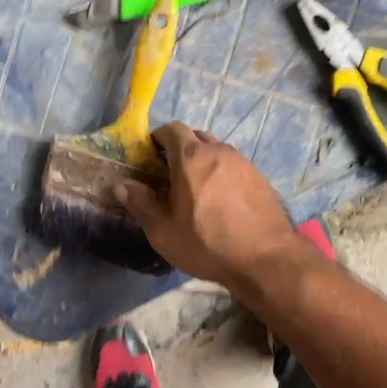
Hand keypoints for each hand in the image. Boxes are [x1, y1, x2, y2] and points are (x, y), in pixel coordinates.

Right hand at [117, 123, 317, 288]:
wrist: (265, 258)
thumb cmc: (207, 244)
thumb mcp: (163, 231)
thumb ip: (140, 203)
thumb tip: (121, 185)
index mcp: (191, 157)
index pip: (172, 129)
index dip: (159, 137)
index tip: (151, 154)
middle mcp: (219, 151)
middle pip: (196, 136)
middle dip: (182, 148)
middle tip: (171, 173)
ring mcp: (244, 163)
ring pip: (218, 151)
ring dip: (204, 161)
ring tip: (198, 189)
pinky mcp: (261, 178)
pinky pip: (235, 167)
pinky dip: (224, 175)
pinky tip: (223, 201)